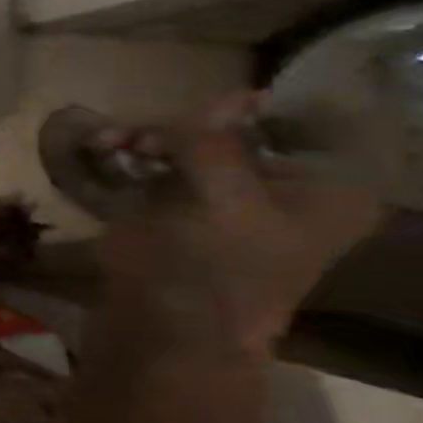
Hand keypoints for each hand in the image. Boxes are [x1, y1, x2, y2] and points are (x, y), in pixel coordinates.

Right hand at [98, 93, 381, 351]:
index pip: (293, 127)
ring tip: (107, 141)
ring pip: (184, 144)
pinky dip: (128, 152)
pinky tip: (102, 147)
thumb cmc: (214, 271)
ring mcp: (218, 197)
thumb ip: (218, 146)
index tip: (194, 104)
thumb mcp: (225, 202)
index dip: (243, 110)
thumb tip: (227, 94)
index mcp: (320, 192)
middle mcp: (275, 188)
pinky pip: (153, 164)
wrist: (162, 328)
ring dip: (144, 136)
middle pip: (228, 131)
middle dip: (177, 126)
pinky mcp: (170, 207)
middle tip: (132, 133)